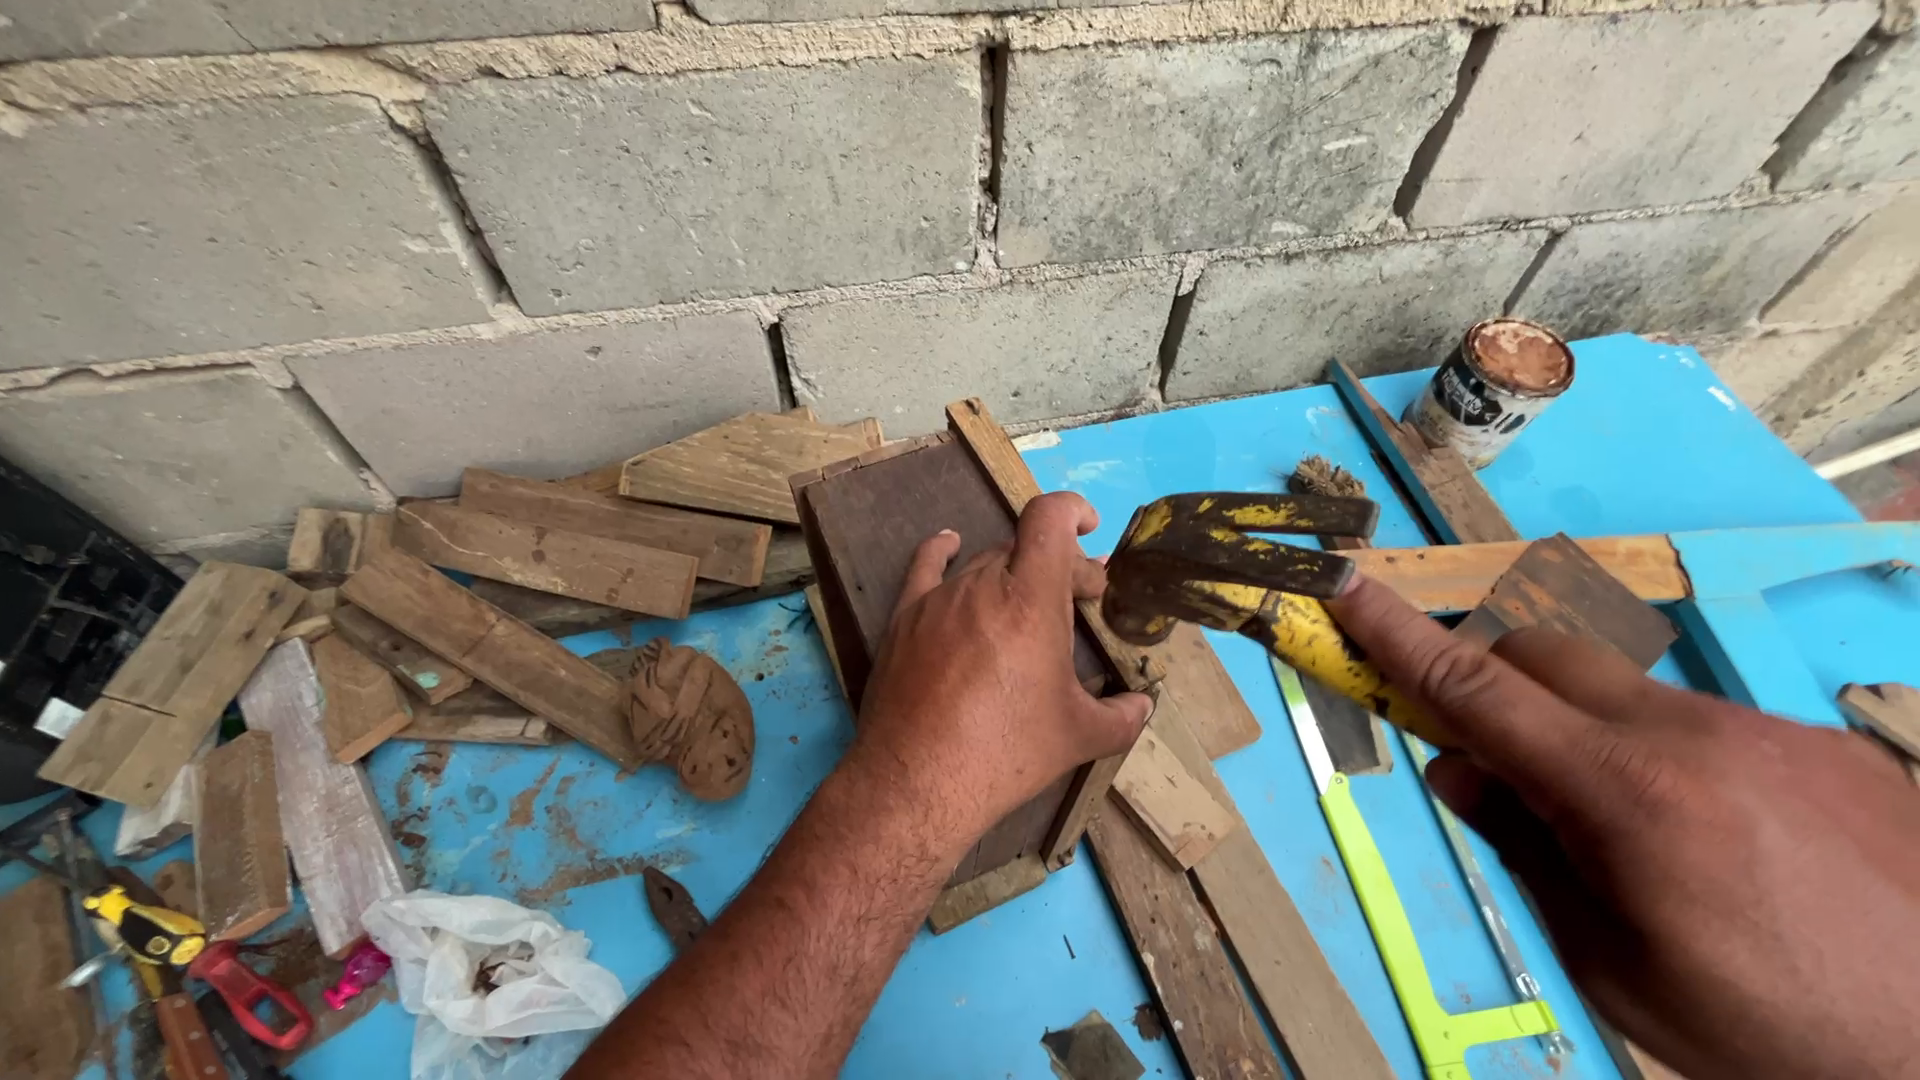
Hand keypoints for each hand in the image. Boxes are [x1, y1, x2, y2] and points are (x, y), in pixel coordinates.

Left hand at [849, 492, 1154, 855]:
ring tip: (1026, 605)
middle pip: (1024, 548)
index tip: (1089, 528)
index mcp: (1030, 598)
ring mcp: (938, 598)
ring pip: (983, 564)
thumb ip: (1123, 715)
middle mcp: (981, 584)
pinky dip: (942, 551)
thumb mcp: (1080, 737)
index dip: (1072, 510)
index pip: (1048, 519)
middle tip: (1078, 602)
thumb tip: (1143, 706)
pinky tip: (949, 545)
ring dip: (1012, 575)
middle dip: (1058, 566)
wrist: (917, 781)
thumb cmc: (1006, 753)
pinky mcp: (903, 618)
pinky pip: (925, 567)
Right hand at [1328, 575, 1919, 1079]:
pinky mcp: (1827, 746)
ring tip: (1633, 831)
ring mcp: (1769, 731)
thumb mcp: (1611, 964)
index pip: (1474, 688)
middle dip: (1489, 676)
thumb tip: (1460, 773)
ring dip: (1579, 727)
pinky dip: (1658, 752)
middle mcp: (1693, 733)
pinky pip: (1698, 721)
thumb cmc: (1776, 1036)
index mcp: (1625, 792)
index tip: (1347, 586)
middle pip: (1543, 651)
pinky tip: (1720, 838)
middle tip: (1491, 753)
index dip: (1396, 634)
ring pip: (1621, 689)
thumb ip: (1524, 850)